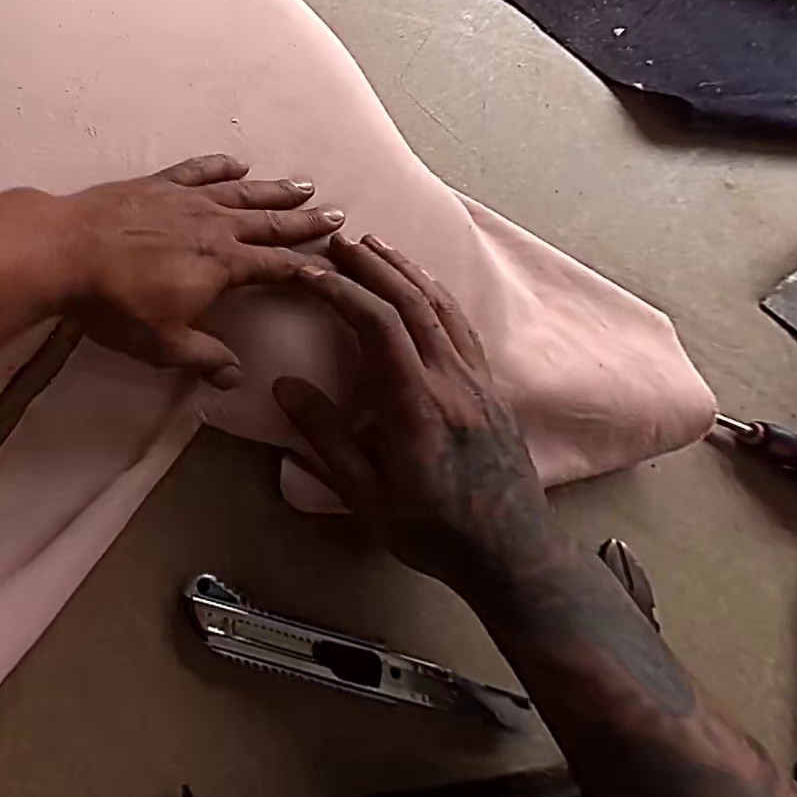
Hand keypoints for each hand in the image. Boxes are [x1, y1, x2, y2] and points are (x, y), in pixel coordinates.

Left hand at [57, 154, 343, 387]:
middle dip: (304, 221)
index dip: (305, 266)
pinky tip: (237, 163)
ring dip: (274, 190)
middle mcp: (213, 226)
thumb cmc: (113, 303)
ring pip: (241, 192)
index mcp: (221, 265)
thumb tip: (237, 378)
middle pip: (269, 222)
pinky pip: (198, 170)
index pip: (275, 266)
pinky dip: (220, 165)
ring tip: (303, 185)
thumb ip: (204, 358)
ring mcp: (185, 200)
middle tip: (335, 213)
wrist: (66, 252)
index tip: (332, 264)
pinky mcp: (156, 184)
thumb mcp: (161, 343)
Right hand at [274, 234, 561, 594]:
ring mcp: (477, 381)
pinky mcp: (490, 387)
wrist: (512, 555)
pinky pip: (462, 326)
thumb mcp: (364, 491)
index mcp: (416, 405)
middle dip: (372, 266)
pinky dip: (435, 293)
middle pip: (411, 303)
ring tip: (376, 246)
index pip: (377, 326)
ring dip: (405, 270)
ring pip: (441, 307)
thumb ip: (324, 436)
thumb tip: (285, 385)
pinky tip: (420, 284)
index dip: (341, 292)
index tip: (309, 274)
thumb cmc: (430, 528)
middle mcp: (452, 381)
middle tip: (339, 242)